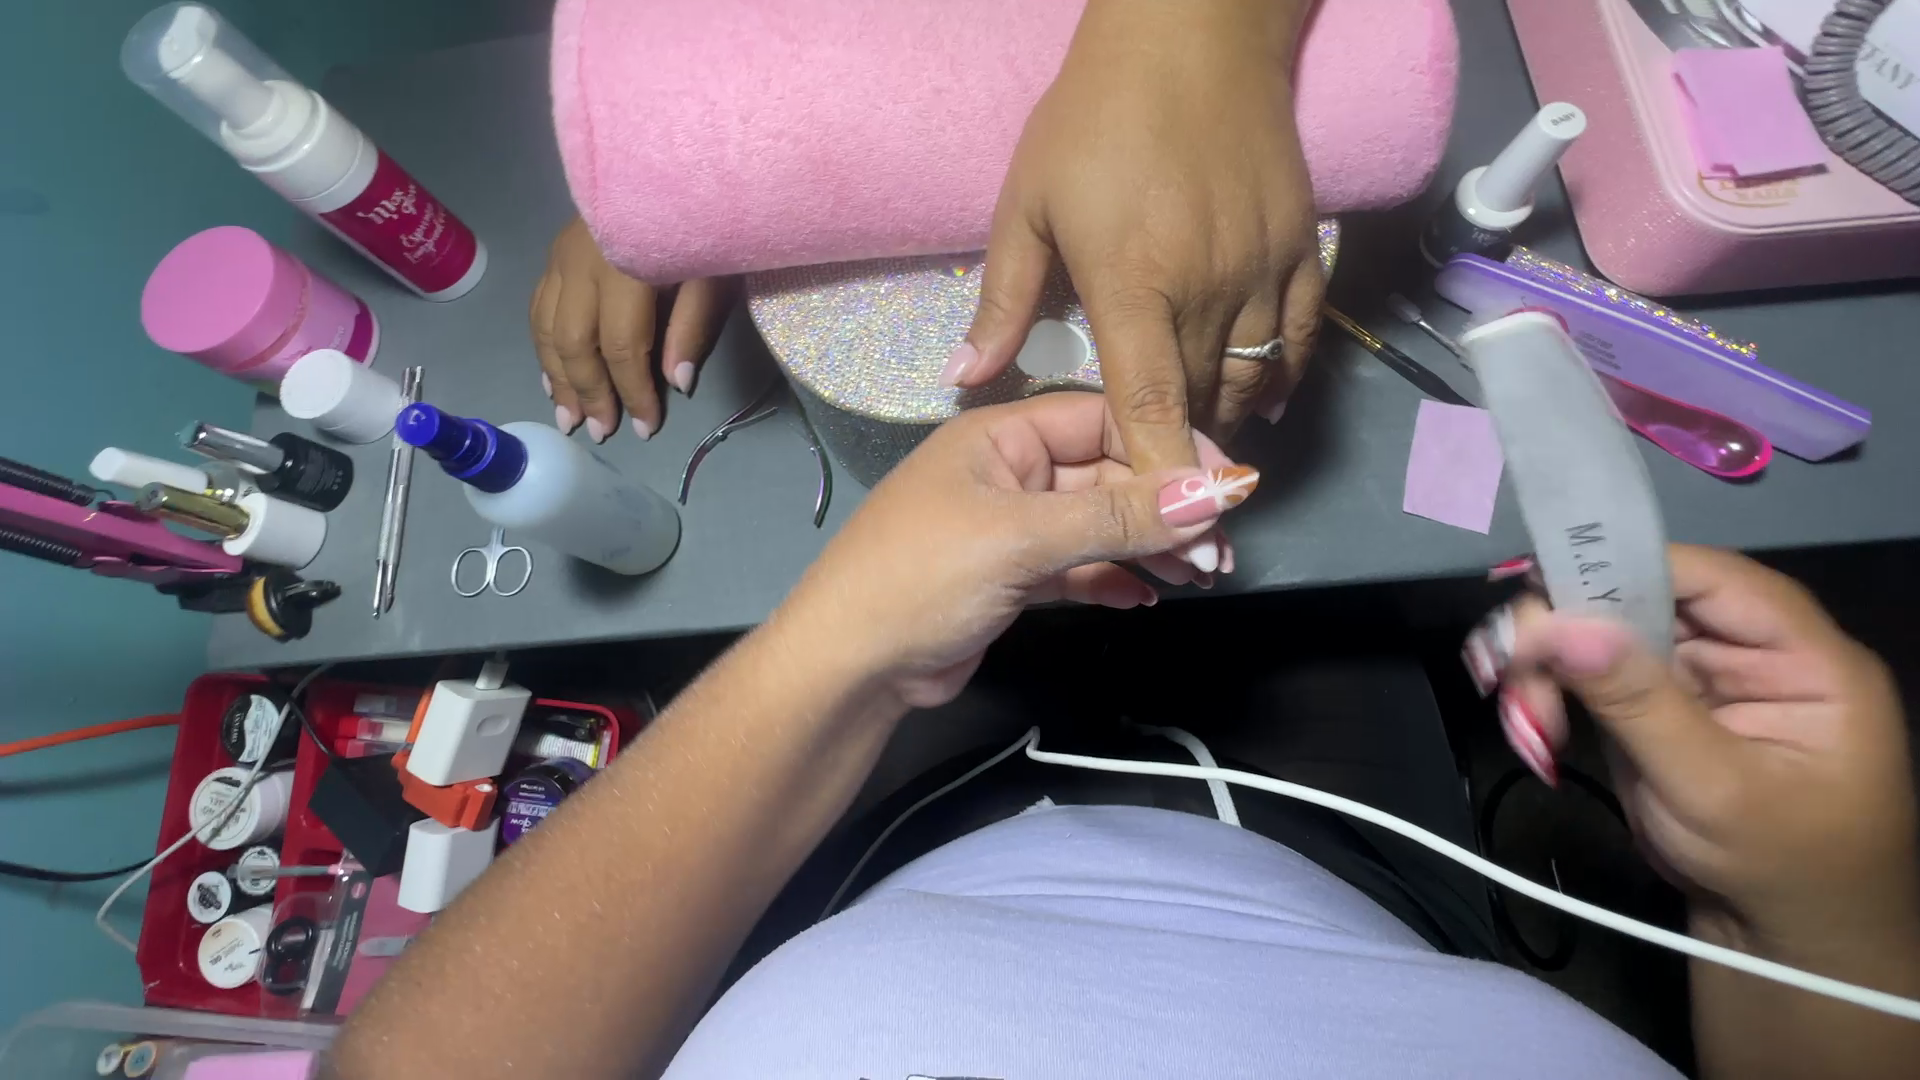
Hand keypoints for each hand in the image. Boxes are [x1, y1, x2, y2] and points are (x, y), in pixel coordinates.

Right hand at [530, 217, 737, 442]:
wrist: (670, 161)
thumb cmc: (702, 220)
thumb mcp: (712, 273)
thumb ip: (690, 328)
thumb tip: (676, 384)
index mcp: (623, 269)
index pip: (621, 348)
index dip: (632, 392)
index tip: (643, 428)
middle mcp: (580, 264)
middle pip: (574, 343)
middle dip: (588, 393)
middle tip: (598, 433)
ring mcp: (561, 256)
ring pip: (546, 328)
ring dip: (557, 377)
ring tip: (568, 416)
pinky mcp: (555, 253)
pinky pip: (540, 308)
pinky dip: (544, 346)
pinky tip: (552, 376)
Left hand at [777, 392, 1257, 708]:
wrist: (852, 667)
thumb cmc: (923, 578)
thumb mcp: (1021, 538)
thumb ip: (1120, 516)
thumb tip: (1222, 489)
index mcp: (1001, 437)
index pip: (1103, 420)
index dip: (1168, 448)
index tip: (1229, 486)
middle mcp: (1010, 473)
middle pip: (1107, 477)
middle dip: (1165, 511)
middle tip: (1219, 553)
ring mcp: (1012, 527)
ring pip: (1098, 526)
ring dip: (1148, 547)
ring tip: (1199, 577)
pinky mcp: (1014, 577)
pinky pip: (1078, 566)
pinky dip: (1112, 578)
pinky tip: (1145, 596)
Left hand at [950, 0, 1321, 470]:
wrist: (1192, 29)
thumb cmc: (1092, 123)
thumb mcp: (1026, 207)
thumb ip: (1002, 303)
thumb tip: (962, 378)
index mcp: (1133, 287)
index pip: (1146, 405)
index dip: (1155, 473)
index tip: (1160, 524)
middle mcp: (1206, 289)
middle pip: (1197, 406)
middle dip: (1180, 461)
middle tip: (1165, 502)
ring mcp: (1263, 269)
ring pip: (1248, 380)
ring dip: (1220, 424)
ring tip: (1197, 455)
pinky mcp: (1303, 249)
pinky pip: (1298, 339)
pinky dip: (1276, 380)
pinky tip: (1253, 402)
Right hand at [1466, 545, 1919, 946]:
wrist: (1776, 932)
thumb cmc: (1778, 865)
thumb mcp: (1711, 786)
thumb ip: (1638, 702)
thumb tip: (1563, 625)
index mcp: (1799, 661)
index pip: (1711, 580)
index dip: (1626, 565)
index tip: (1537, 580)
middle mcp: (1740, 653)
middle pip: (1633, 601)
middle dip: (1560, 629)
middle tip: (1503, 661)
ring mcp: (1686, 675)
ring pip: (1592, 634)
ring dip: (1540, 666)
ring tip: (1520, 715)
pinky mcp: (1641, 699)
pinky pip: (1577, 669)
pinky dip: (1541, 689)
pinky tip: (1531, 724)